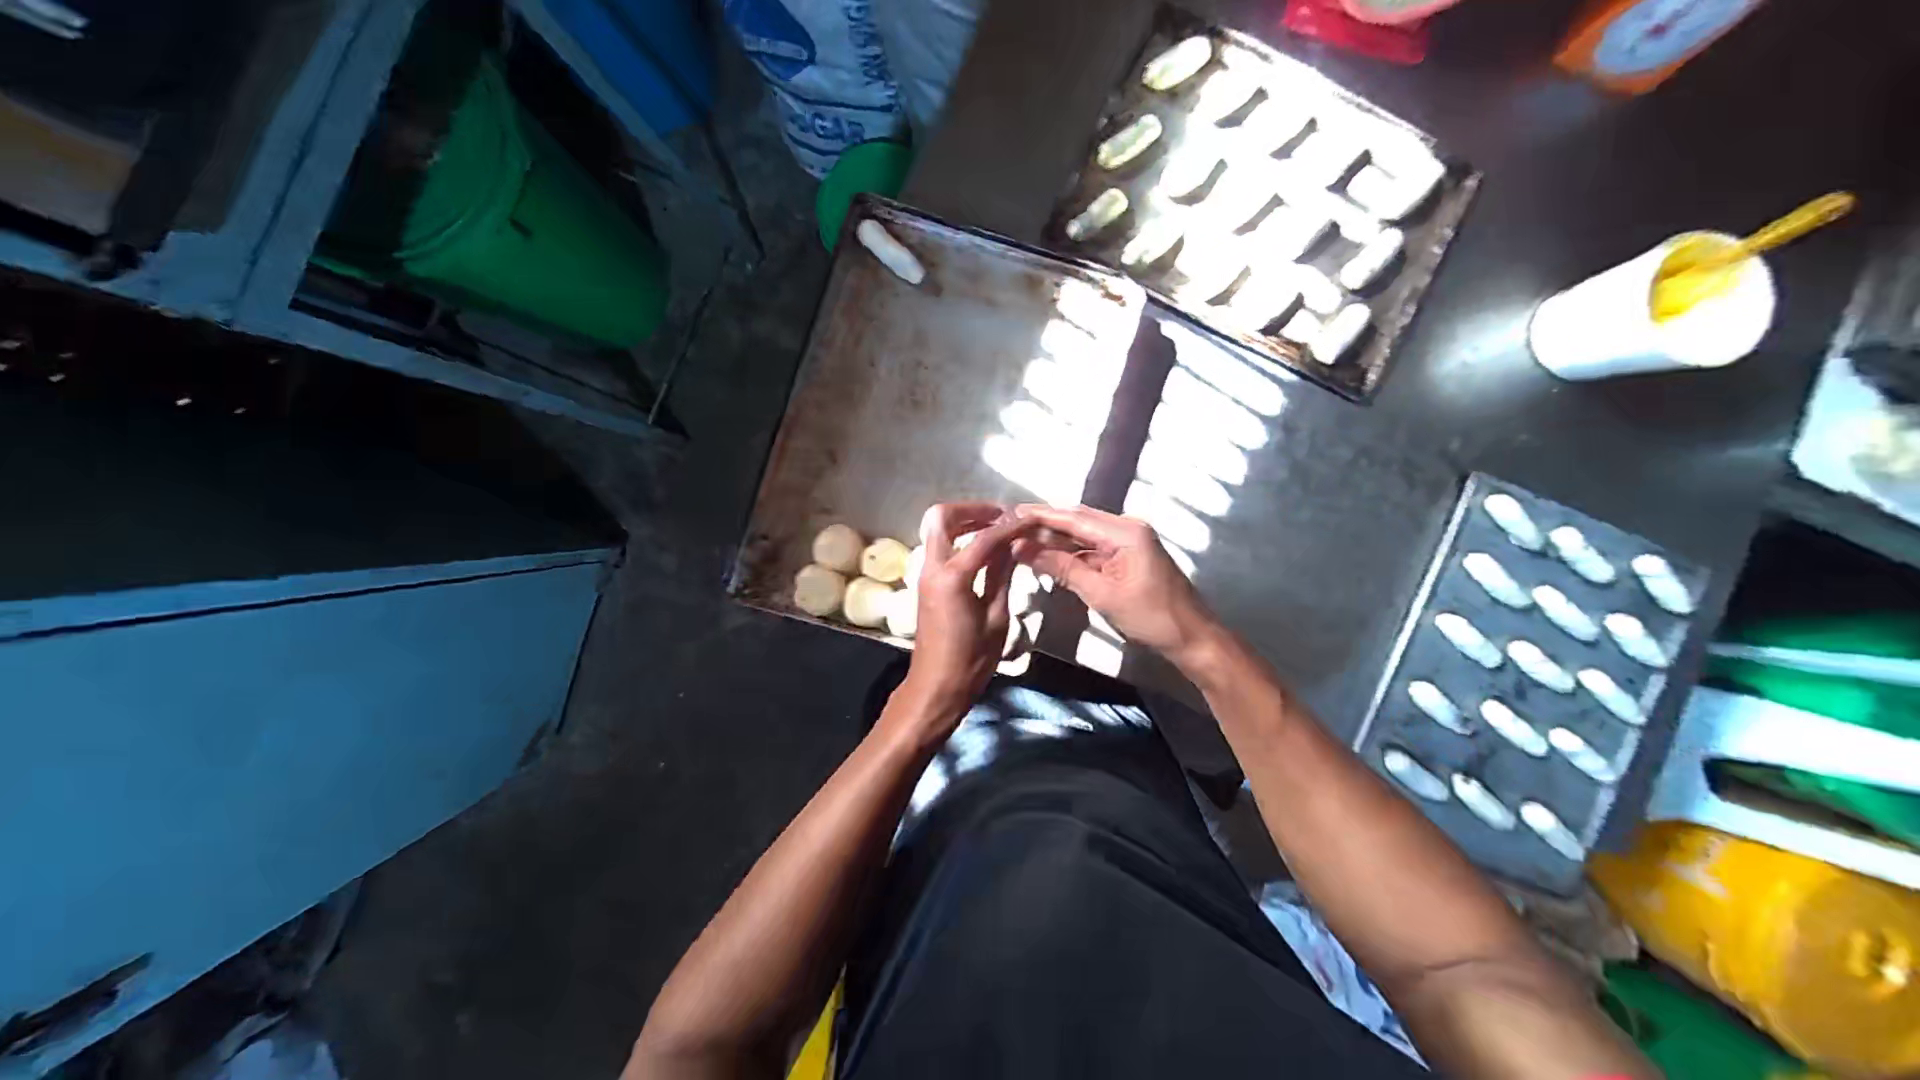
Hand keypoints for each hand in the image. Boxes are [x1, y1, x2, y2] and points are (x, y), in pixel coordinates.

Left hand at [891, 502, 1033, 731]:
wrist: (937, 685)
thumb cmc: (971, 659)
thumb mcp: (996, 617)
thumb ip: (1002, 574)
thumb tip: (1014, 544)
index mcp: (953, 577)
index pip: (985, 537)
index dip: (1011, 526)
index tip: (1031, 519)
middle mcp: (933, 567)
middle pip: (942, 517)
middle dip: (972, 509)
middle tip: (1002, 516)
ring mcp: (926, 574)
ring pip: (937, 529)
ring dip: (965, 521)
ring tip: (997, 528)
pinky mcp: (927, 583)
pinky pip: (940, 546)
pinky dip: (959, 538)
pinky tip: (985, 550)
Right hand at [1013, 504, 1218, 663]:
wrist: (1191, 637)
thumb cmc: (1151, 617)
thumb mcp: (1101, 594)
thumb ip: (1062, 568)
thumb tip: (1024, 550)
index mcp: (1125, 532)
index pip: (1073, 518)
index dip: (1040, 515)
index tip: (1011, 514)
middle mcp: (1127, 528)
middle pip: (1077, 520)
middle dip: (1043, 524)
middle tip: (1010, 527)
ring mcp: (1129, 541)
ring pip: (1083, 534)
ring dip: (1055, 539)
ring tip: (1021, 541)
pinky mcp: (1128, 556)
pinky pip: (1093, 548)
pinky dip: (1070, 552)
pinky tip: (1048, 557)